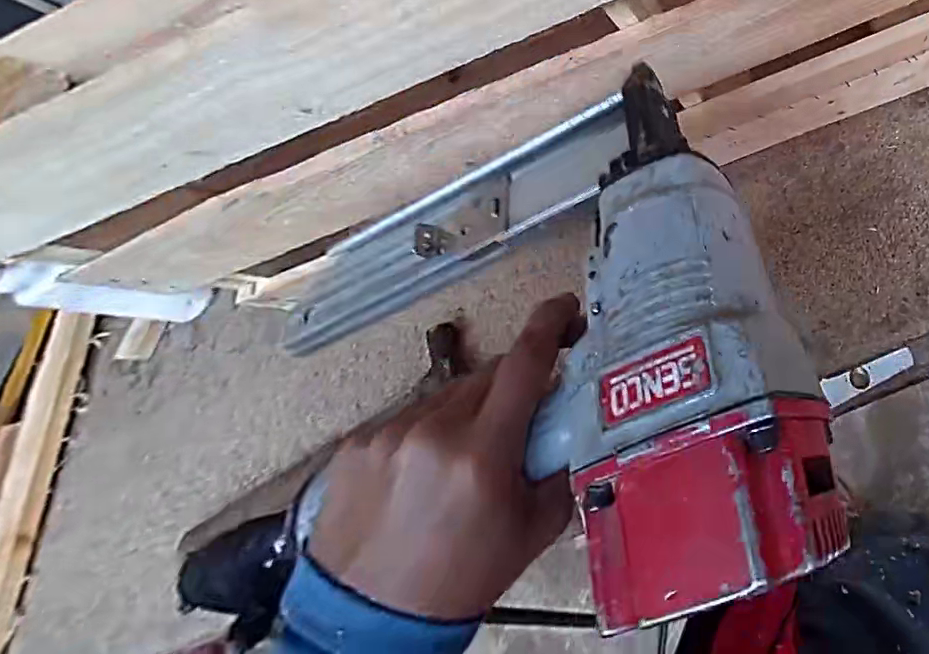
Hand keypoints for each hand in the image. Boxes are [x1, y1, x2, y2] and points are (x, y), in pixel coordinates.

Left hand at [307, 295, 586, 619]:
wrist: (362, 629)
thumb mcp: (535, 525)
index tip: (568, 306)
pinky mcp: (356, 446)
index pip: (526, 361)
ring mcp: (388, 435)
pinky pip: (413, 415)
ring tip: (468, 454)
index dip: (552, 322)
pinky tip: (426, 469)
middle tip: (524, 415)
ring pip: (453, 392)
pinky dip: (432, 428)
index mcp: (483, 451)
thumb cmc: (462, 577)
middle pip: (494, 372)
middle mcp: (434, 431)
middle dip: (517, 382)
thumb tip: (572, 419)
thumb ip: (561, 463)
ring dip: (473, 406)